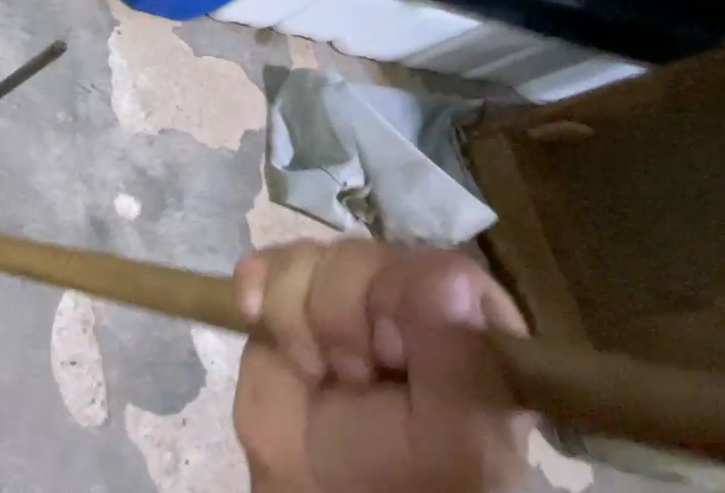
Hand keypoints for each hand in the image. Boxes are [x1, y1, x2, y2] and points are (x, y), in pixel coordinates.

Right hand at [232, 240, 531, 492]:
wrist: (321, 491)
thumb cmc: (406, 477)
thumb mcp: (456, 443)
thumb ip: (460, 366)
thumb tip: (440, 276)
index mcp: (469, 326)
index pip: (434, 267)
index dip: (399, 302)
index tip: (390, 358)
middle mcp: (406, 297)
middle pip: (362, 255)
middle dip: (338, 316)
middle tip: (350, 375)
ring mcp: (340, 292)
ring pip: (308, 256)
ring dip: (295, 315)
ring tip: (313, 368)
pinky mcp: (283, 295)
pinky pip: (265, 260)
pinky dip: (255, 287)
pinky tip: (258, 321)